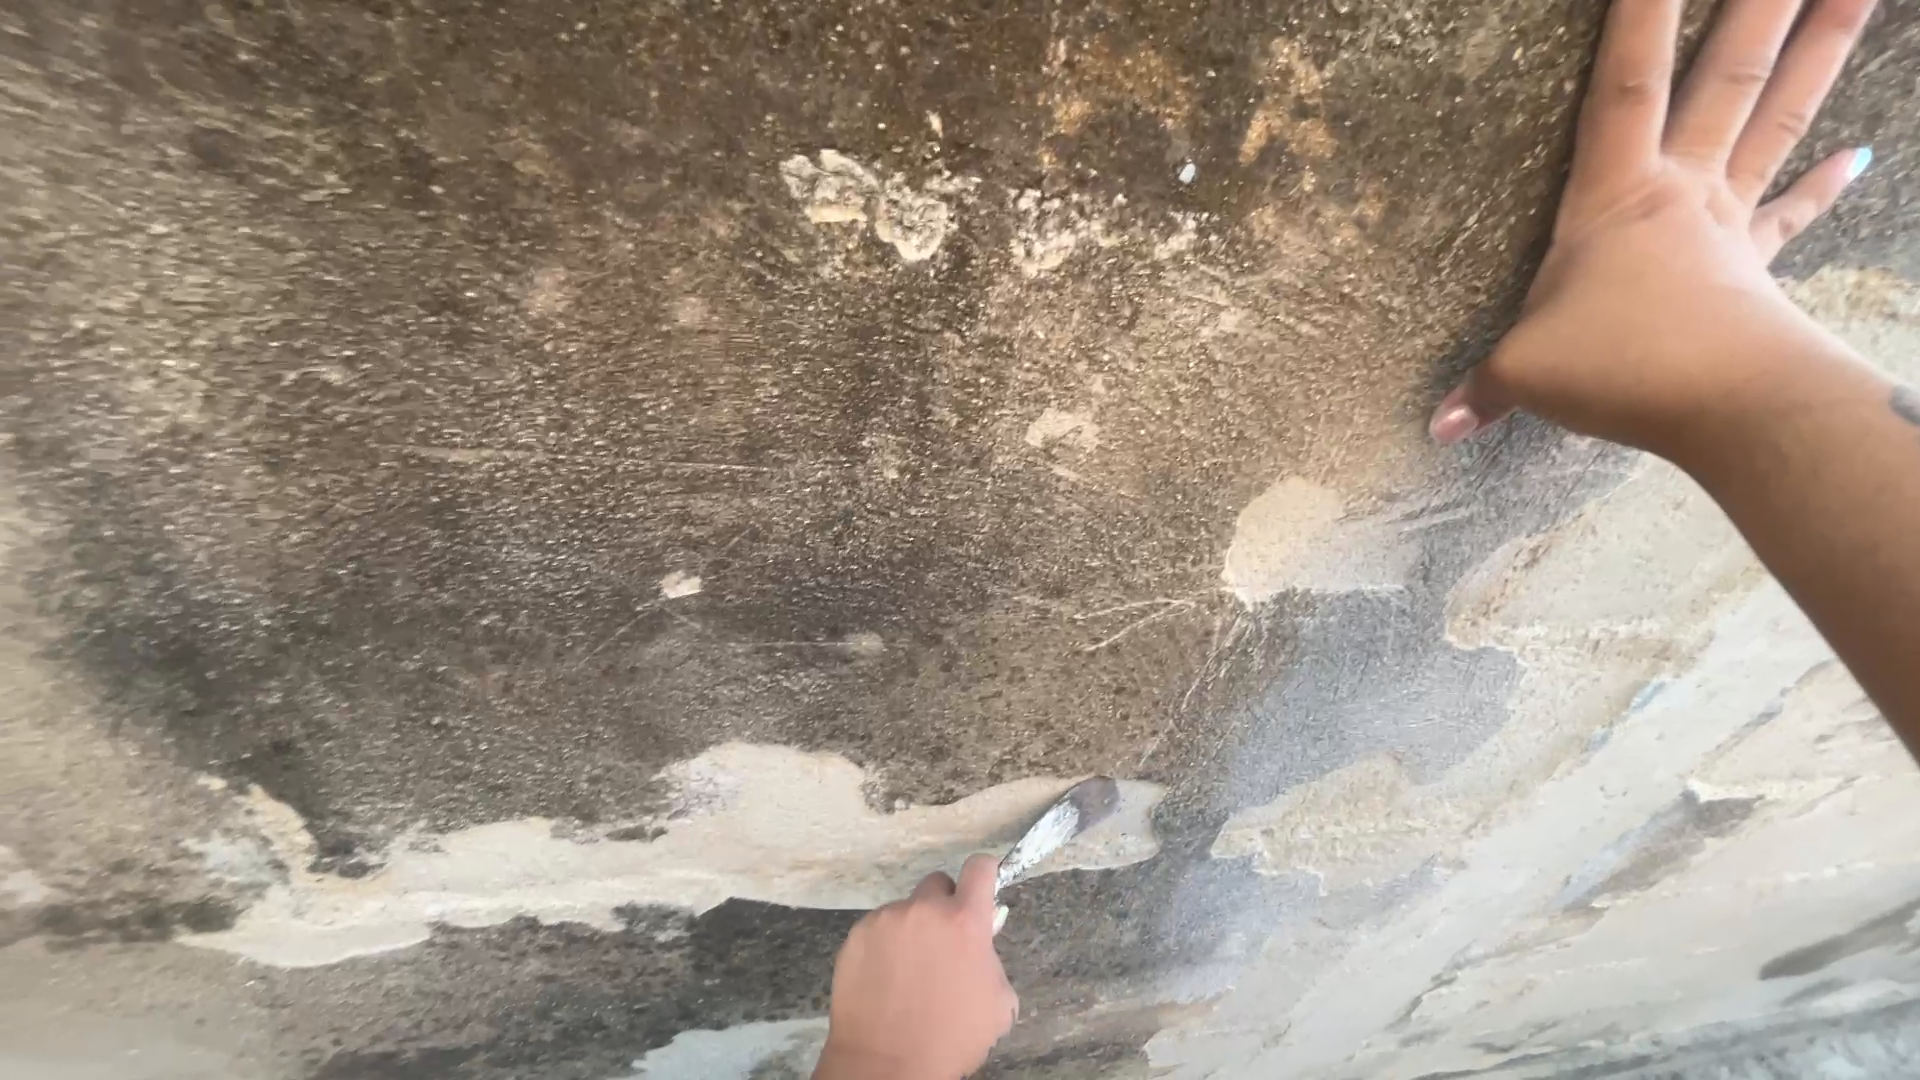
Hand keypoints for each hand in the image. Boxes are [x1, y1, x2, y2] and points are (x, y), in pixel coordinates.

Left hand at [813, 855, 1017, 1079]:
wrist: (885, 1068)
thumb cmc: (950, 1039)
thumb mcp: (998, 1004)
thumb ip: (992, 960)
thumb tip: (982, 943)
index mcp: (963, 921)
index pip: (980, 867)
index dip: (985, 874)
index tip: (982, 889)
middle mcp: (924, 909)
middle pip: (938, 884)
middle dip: (943, 907)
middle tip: (942, 944)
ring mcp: (887, 919)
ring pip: (906, 910)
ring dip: (911, 930)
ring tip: (908, 972)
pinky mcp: (857, 934)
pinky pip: (877, 929)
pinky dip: (883, 946)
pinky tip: (883, 979)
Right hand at [1430, 0, 1877, 461]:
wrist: (1727, 402)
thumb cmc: (1615, 367)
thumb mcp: (1517, 378)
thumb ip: (1474, 395)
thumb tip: (1433, 431)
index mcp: (1611, 204)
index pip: (1619, 94)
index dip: (1636, 22)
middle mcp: (1676, 194)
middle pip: (1725, 78)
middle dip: (1760, 6)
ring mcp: (1722, 224)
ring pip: (1777, 118)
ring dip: (1822, 49)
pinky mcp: (1751, 264)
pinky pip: (1791, 213)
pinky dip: (1825, 182)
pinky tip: (1864, 151)